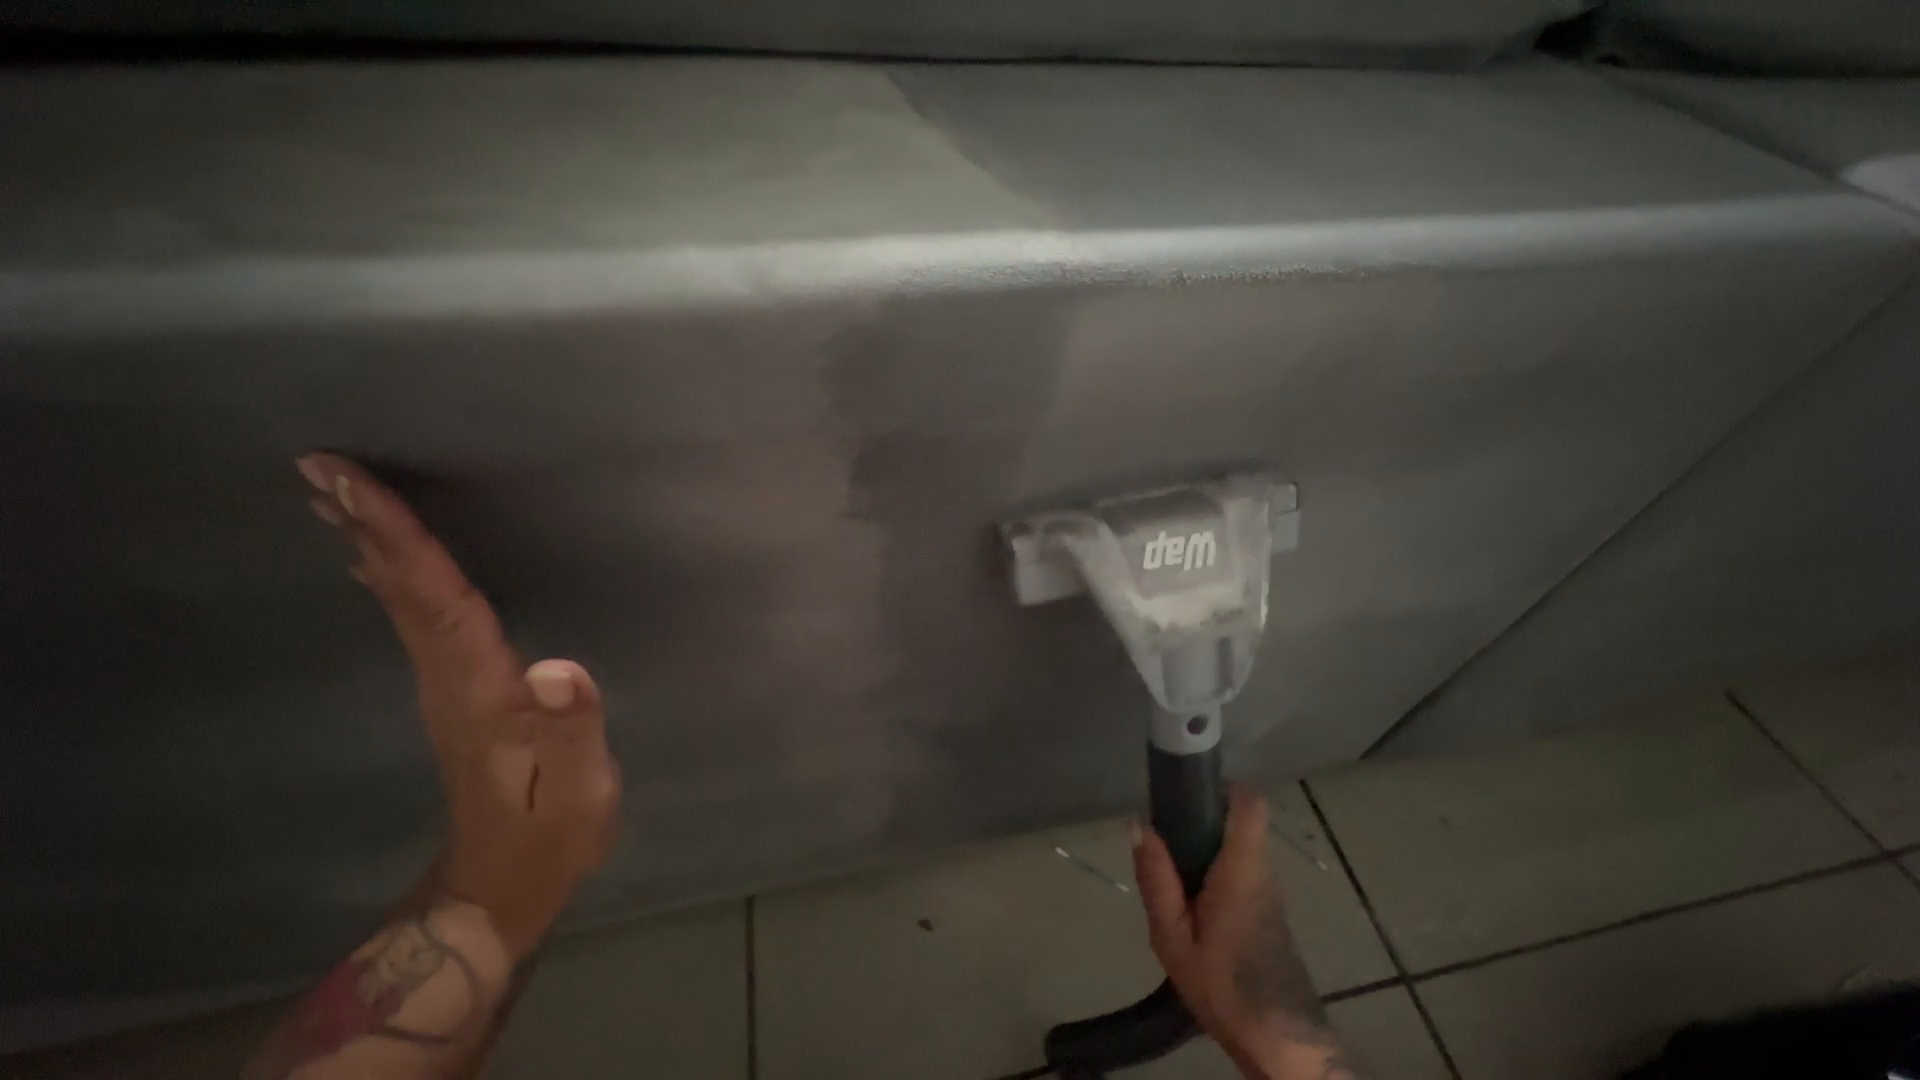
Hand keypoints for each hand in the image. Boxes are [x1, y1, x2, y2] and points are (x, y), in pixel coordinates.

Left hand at [298, 454, 622, 962]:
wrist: (504, 881)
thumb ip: (572, 725)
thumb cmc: (549, 829)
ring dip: (369, 547)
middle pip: (401, 590)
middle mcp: (446, 676)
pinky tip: (378, 565)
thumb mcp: (578, 782)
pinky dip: (391, 580)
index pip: (434, 598)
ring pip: (398, 602)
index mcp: (477, 685)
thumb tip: (557, 669)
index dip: (397, 538)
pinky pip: (413, 619)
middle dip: (365, 527)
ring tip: (339, 500)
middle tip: (320, 470)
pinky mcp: (453, 694)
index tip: (350, 483)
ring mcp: (444, 686)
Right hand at [1134, 790, 1359, 1079]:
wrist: (1277, 1039)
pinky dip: (1213, 870)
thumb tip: (1140, 825)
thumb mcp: (1173, 938)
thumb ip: (1157, 880)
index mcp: (1242, 869)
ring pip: (1237, 845)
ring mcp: (1269, 890)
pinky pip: (1239, 869)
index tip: (1184, 790)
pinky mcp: (1268, 909)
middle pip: (1238, 820)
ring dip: (1205, 847)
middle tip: (1162, 841)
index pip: (1249, 803)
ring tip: (1168, 875)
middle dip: (1200, 818)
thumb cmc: (1224, 986)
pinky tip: (1189, 903)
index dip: (1221, 786)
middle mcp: (1262, 870)